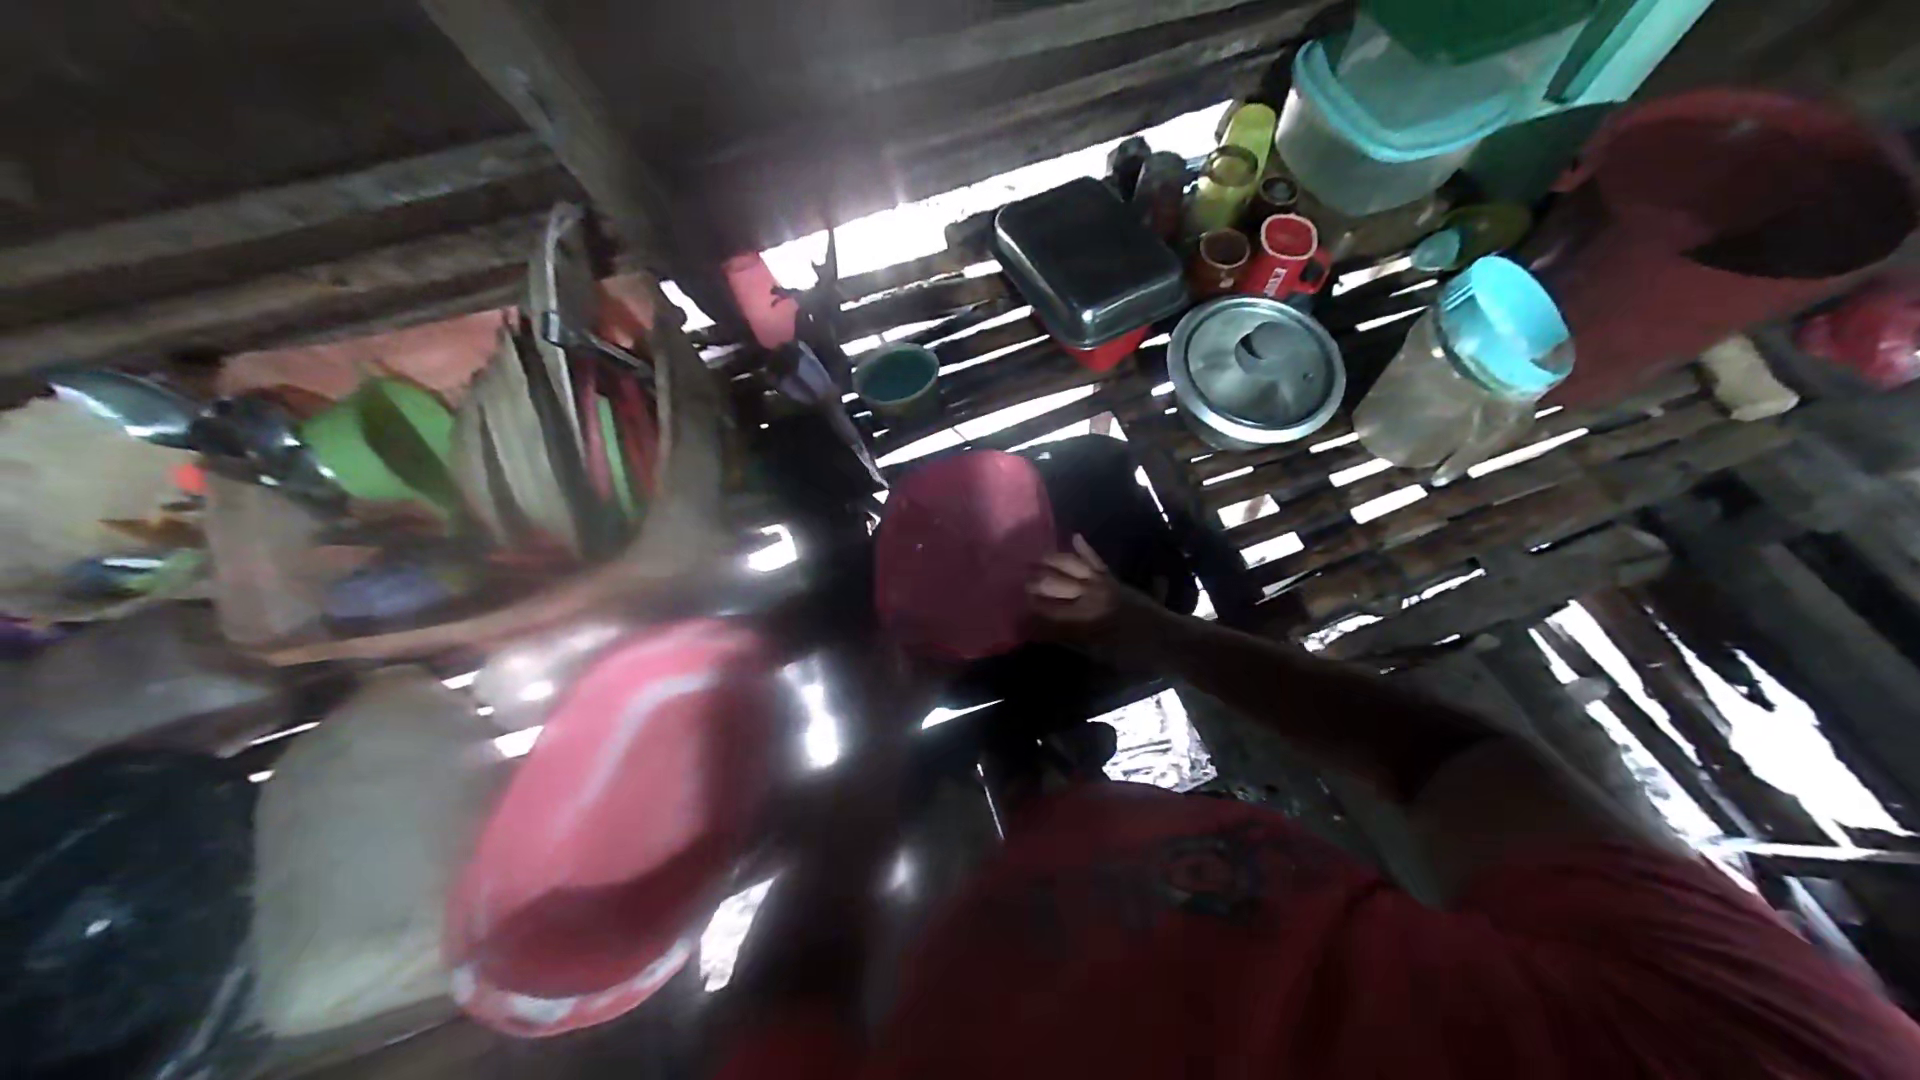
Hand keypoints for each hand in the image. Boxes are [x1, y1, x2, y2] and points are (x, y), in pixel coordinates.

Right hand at [1028, 535, 1138, 645]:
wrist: (1164, 638)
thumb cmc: (1129, 652)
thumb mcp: (1095, 653)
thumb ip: (1066, 639)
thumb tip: (1038, 631)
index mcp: (1080, 618)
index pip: (1045, 611)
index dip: (1030, 610)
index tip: (1017, 609)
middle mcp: (1087, 595)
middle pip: (1052, 583)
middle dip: (1033, 583)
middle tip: (1019, 583)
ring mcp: (1099, 582)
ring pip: (1069, 564)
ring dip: (1051, 560)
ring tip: (1035, 559)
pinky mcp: (1111, 577)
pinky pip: (1094, 559)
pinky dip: (1084, 548)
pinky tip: (1075, 537)